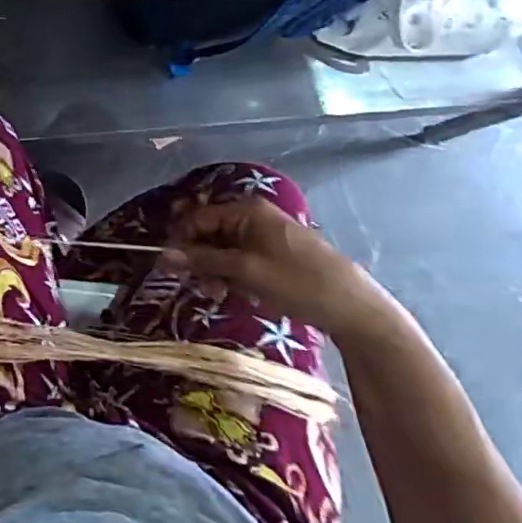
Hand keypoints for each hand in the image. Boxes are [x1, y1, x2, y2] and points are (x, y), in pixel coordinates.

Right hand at [163, 196, 400, 342]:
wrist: (359, 311)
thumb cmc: (299, 283)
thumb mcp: (245, 271)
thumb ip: (202, 260)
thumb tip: (162, 254)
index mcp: (246, 210)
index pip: (196, 218)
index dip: (181, 241)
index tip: (171, 267)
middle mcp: (254, 216)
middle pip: (209, 233)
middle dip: (200, 259)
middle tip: (199, 285)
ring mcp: (267, 234)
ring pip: (223, 248)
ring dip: (215, 270)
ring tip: (219, 293)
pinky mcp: (277, 253)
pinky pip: (241, 258)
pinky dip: (233, 274)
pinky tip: (237, 292)